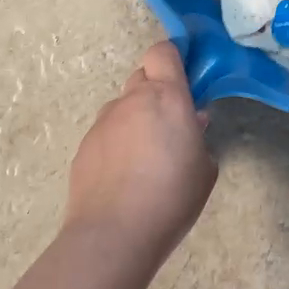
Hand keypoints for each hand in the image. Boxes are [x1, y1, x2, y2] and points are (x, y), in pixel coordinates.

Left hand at [64, 40, 218, 264]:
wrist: (112, 236)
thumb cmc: (171, 197)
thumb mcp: (205, 168)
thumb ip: (198, 139)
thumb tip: (190, 125)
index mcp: (166, 96)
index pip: (162, 51)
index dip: (171, 58)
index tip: (183, 78)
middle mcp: (132, 100)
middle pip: (142, 78)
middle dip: (155, 93)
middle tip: (167, 125)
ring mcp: (103, 123)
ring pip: (122, 108)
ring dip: (134, 120)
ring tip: (142, 159)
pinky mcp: (83, 148)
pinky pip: (105, 135)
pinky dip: (115, 146)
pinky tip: (122, 179)